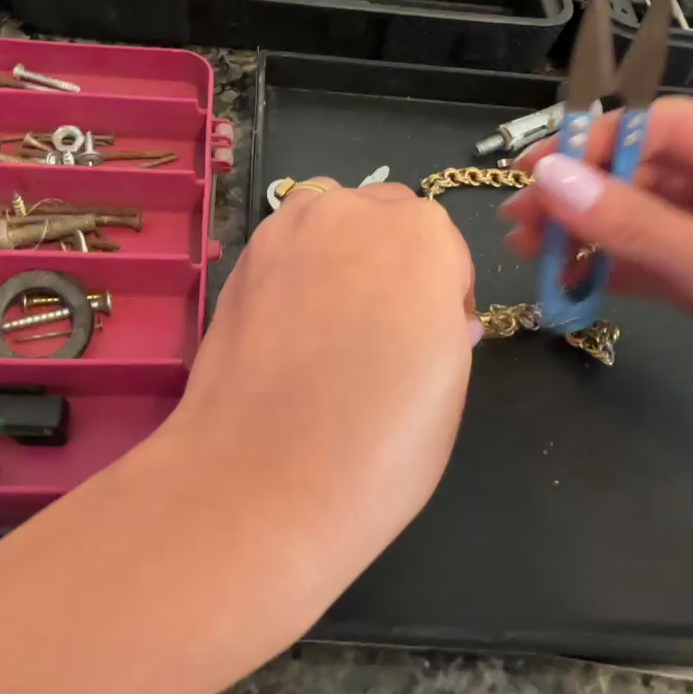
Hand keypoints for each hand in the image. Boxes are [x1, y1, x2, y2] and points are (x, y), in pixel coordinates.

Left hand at [155, 177, 478, 592]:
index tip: (430, 341)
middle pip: (387, 214)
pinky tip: (290, 319)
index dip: (444, 295)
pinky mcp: (242, 258)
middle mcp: (352, 213)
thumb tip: (439, 317)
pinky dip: (298, 261)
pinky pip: (286, 238)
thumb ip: (447, 327)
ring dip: (344, 245)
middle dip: (396, 257)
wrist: (262, 480)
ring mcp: (287, 229)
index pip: (446, 246)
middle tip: (382, 326)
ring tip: (333, 313)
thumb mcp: (450, 385)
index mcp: (422, 236)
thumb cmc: (381, 443)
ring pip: (332, 213)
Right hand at [500, 98, 692, 492]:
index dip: (593, 144)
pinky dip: (616, 272)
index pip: (668, 127)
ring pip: (649, 223)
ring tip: (530, 249)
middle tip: (519, 220)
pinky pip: (660, 266)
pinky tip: (573, 281)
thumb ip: (636, 226)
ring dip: (592, 235)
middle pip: (651, 175)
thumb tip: (548, 180)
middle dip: (584, 196)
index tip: (530, 170)